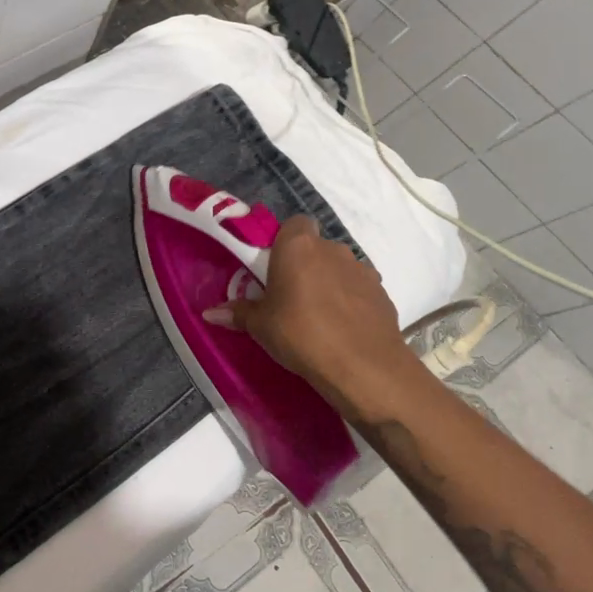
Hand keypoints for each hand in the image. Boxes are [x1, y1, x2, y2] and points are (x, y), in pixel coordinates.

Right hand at [202, 215, 412, 406]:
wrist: (365, 368)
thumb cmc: (302, 334)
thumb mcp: (261, 326)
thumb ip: (238, 313)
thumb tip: (209, 313)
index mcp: (298, 246)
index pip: (295, 223)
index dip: (286, 240)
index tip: (275, 265)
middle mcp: (332, 249)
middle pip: (316, 247)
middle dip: (306, 264)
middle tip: (291, 294)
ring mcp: (362, 271)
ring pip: (340, 268)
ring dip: (330, 282)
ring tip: (318, 314)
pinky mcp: (383, 294)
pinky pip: (359, 290)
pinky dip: (351, 301)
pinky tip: (343, 327)